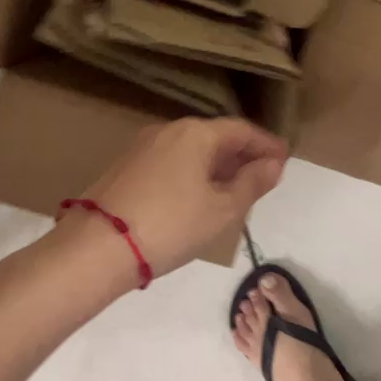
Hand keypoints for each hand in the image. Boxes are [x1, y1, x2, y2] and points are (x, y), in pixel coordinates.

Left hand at [69, 118, 288, 279]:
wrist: (95, 249)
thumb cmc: (170, 225)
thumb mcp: (222, 210)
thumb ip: (253, 183)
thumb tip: (273, 164)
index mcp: (196, 133)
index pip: (242, 130)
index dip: (267, 145)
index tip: (285, 159)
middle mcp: (168, 130)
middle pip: (215, 137)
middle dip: (242, 155)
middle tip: (264, 176)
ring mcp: (142, 148)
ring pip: (192, 151)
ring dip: (217, 166)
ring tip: (234, 191)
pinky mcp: (125, 168)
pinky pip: (172, 163)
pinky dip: (193, 174)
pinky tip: (199, 197)